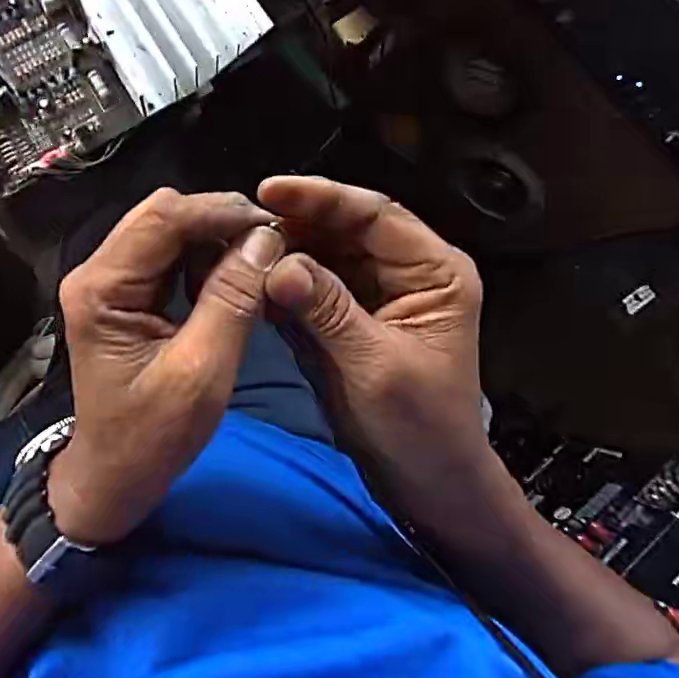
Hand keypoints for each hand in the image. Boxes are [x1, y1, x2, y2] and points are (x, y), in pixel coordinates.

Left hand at [49, 188, 283, 545]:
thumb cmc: (151, 436)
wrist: (112, 477)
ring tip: (254, 267)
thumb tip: (266, 239)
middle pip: (164, 214)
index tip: (272, 229)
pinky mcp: (126, 292)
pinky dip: (206, 259)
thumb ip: (234, 299)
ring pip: (170, 229)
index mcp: (102, 287)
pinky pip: (171, 255)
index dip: (221, 212)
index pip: (164, 217)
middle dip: (221, 222)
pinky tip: (230, 281)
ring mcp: (110, 280)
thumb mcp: (202, 372)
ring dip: (216, 239)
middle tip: (269, 246)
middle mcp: (98, 271)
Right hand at [257, 176, 498, 529]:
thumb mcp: (375, 368)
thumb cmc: (420, 429)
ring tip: (243, 247)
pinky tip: (255, 281)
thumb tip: (277, 264)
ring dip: (288, 250)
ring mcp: (377, 293)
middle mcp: (408, 271)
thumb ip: (327, 311)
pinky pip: (316, 286)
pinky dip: (286, 283)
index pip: (376, 215)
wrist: (429, 487)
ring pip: (327, 253)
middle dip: (299, 223)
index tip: (269, 190)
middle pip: (348, 227)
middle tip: (245, 223)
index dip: (322, 198)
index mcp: (435, 270)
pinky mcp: (352, 317)